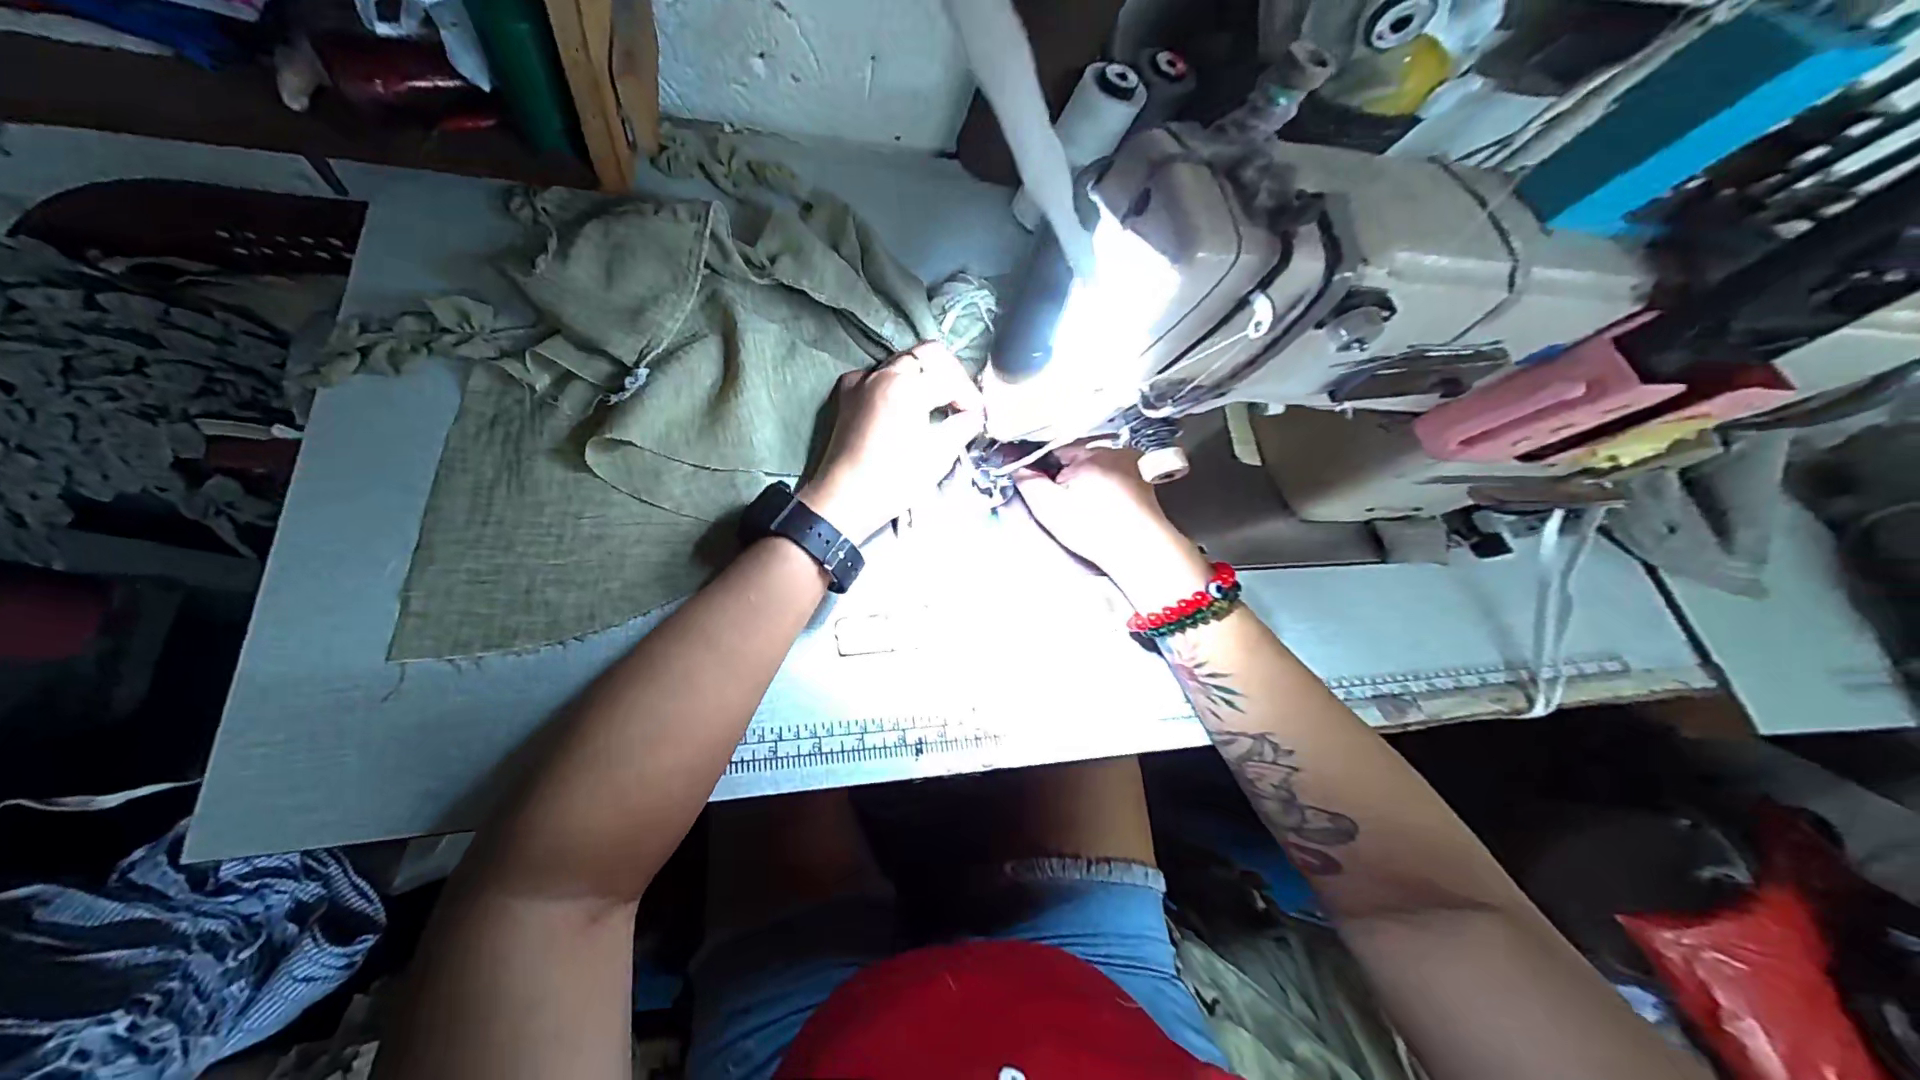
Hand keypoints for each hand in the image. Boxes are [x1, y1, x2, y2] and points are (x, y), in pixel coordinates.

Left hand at [799, 341, 984, 540]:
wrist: (844, 500)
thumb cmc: (894, 480)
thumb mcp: (937, 455)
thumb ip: (960, 427)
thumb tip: (973, 416)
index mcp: (906, 385)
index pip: (950, 378)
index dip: (970, 396)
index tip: (976, 415)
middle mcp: (881, 373)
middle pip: (927, 354)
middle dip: (949, 374)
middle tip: (960, 401)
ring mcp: (860, 381)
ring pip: (902, 361)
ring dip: (924, 377)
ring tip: (936, 405)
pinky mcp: (846, 395)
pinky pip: (879, 376)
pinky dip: (897, 385)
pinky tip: (904, 408)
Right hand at [1014, 445, 1211, 607]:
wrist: (1140, 551)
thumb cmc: (1095, 530)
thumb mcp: (1049, 508)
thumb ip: (1028, 482)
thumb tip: (1016, 466)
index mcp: (1087, 454)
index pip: (1054, 451)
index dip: (1045, 473)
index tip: (1047, 493)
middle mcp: (1112, 451)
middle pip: (1078, 457)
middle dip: (1069, 476)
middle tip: (1070, 507)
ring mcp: (1132, 463)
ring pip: (1098, 466)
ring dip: (1091, 481)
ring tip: (1091, 511)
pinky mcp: (1145, 478)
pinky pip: (1117, 475)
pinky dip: (1109, 488)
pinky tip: (1108, 509)